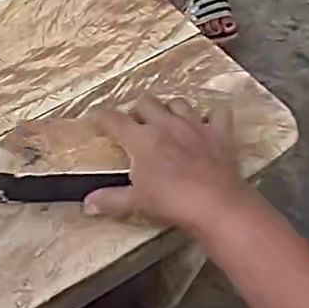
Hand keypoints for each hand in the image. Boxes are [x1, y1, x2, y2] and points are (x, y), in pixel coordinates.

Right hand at [85, 97, 262, 235]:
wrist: (215, 204)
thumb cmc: (172, 202)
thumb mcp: (137, 202)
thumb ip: (112, 199)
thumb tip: (88, 202)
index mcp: (141, 139)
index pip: (113, 120)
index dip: (100, 117)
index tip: (94, 118)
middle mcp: (167, 125)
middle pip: (146, 103)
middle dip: (138, 111)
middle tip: (136, 126)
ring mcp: (195, 126)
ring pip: (178, 103)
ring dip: (170, 109)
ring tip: (167, 121)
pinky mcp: (220, 134)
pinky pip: (218, 113)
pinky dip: (212, 116)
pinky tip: (208, 123)